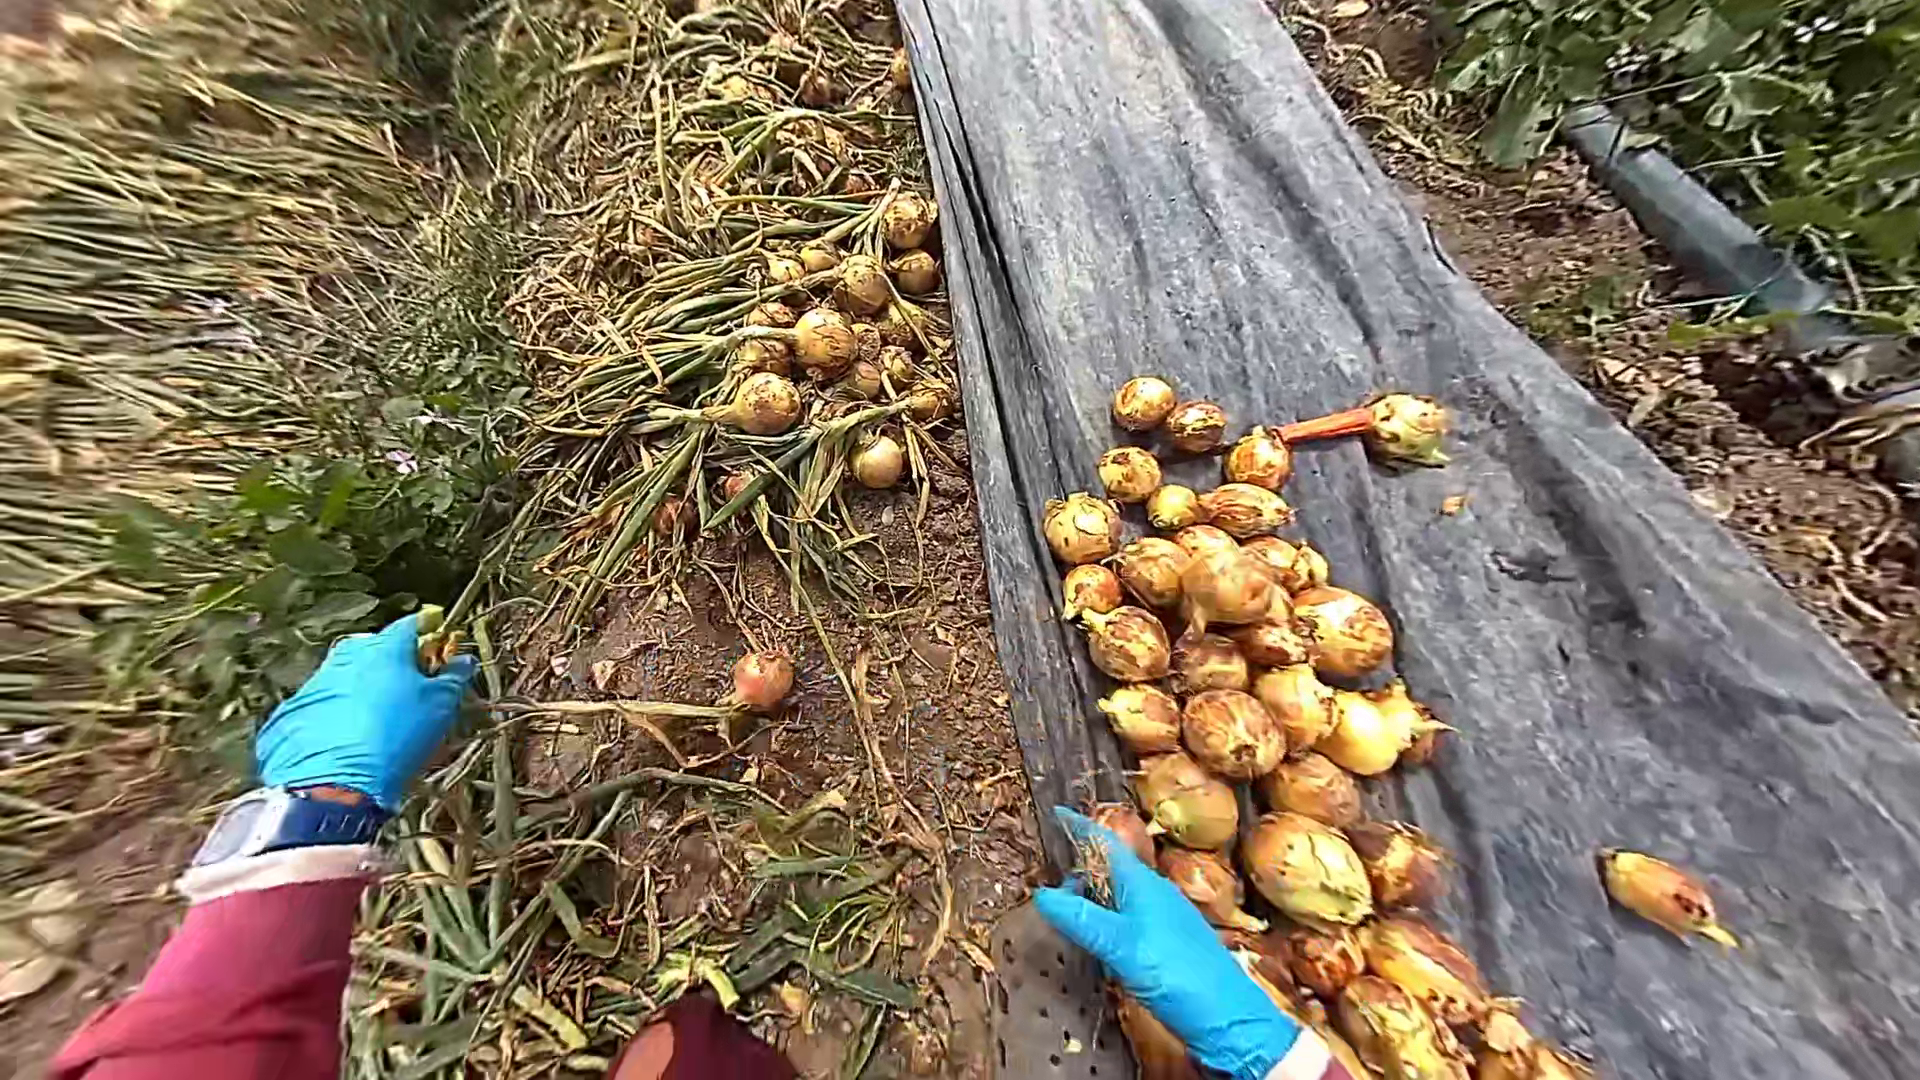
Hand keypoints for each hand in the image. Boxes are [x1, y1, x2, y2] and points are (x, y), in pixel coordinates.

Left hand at [257, 612, 477, 810]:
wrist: (334, 786)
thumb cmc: (399, 734)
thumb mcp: (442, 704)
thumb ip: (454, 675)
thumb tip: (461, 660)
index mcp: (383, 651)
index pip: (409, 625)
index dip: (428, 627)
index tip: (440, 635)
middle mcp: (343, 661)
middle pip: (373, 646)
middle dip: (393, 655)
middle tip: (413, 675)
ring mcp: (311, 689)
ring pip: (345, 674)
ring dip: (365, 682)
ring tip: (382, 708)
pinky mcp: (287, 717)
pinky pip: (322, 702)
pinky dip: (339, 708)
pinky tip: (352, 730)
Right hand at [1034, 807, 1299, 1079]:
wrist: (1233, 1022)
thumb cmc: (1176, 973)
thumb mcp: (1121, 946)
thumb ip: (1080, 920)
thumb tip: (1040, 894)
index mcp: (1140, 881)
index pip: (1104, 841)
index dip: (1079, 826)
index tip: (1057, 812)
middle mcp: (1151, 890)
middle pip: (1108, 866)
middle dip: (1078, 869)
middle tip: (1051, 888)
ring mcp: (1162, 915)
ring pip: (1117, 892)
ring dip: (1091, 895)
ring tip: (1068, 914)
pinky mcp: (1167, 940)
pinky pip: (1127, 914)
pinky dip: (1105, 917)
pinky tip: (1098, 939)